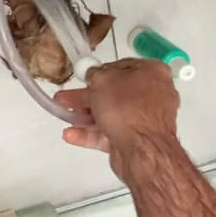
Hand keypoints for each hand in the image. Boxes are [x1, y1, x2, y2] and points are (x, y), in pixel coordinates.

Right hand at [54, 58, 180, 170]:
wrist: (142, 149)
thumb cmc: (127, 108)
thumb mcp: (103, 79)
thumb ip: (94, 73)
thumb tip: (93, 74)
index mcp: (152, 73)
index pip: (122, 67)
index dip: (100, 71)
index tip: (84, 76)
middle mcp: (152, 95)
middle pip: (113, 93)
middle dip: (85, 96)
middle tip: (66, 97)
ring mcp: (144, 119)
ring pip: (110, 114)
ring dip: (84, 115)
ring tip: (63, 115)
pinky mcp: (135, 139)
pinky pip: (110, 132)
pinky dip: (90, 133)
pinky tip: (71, 134)